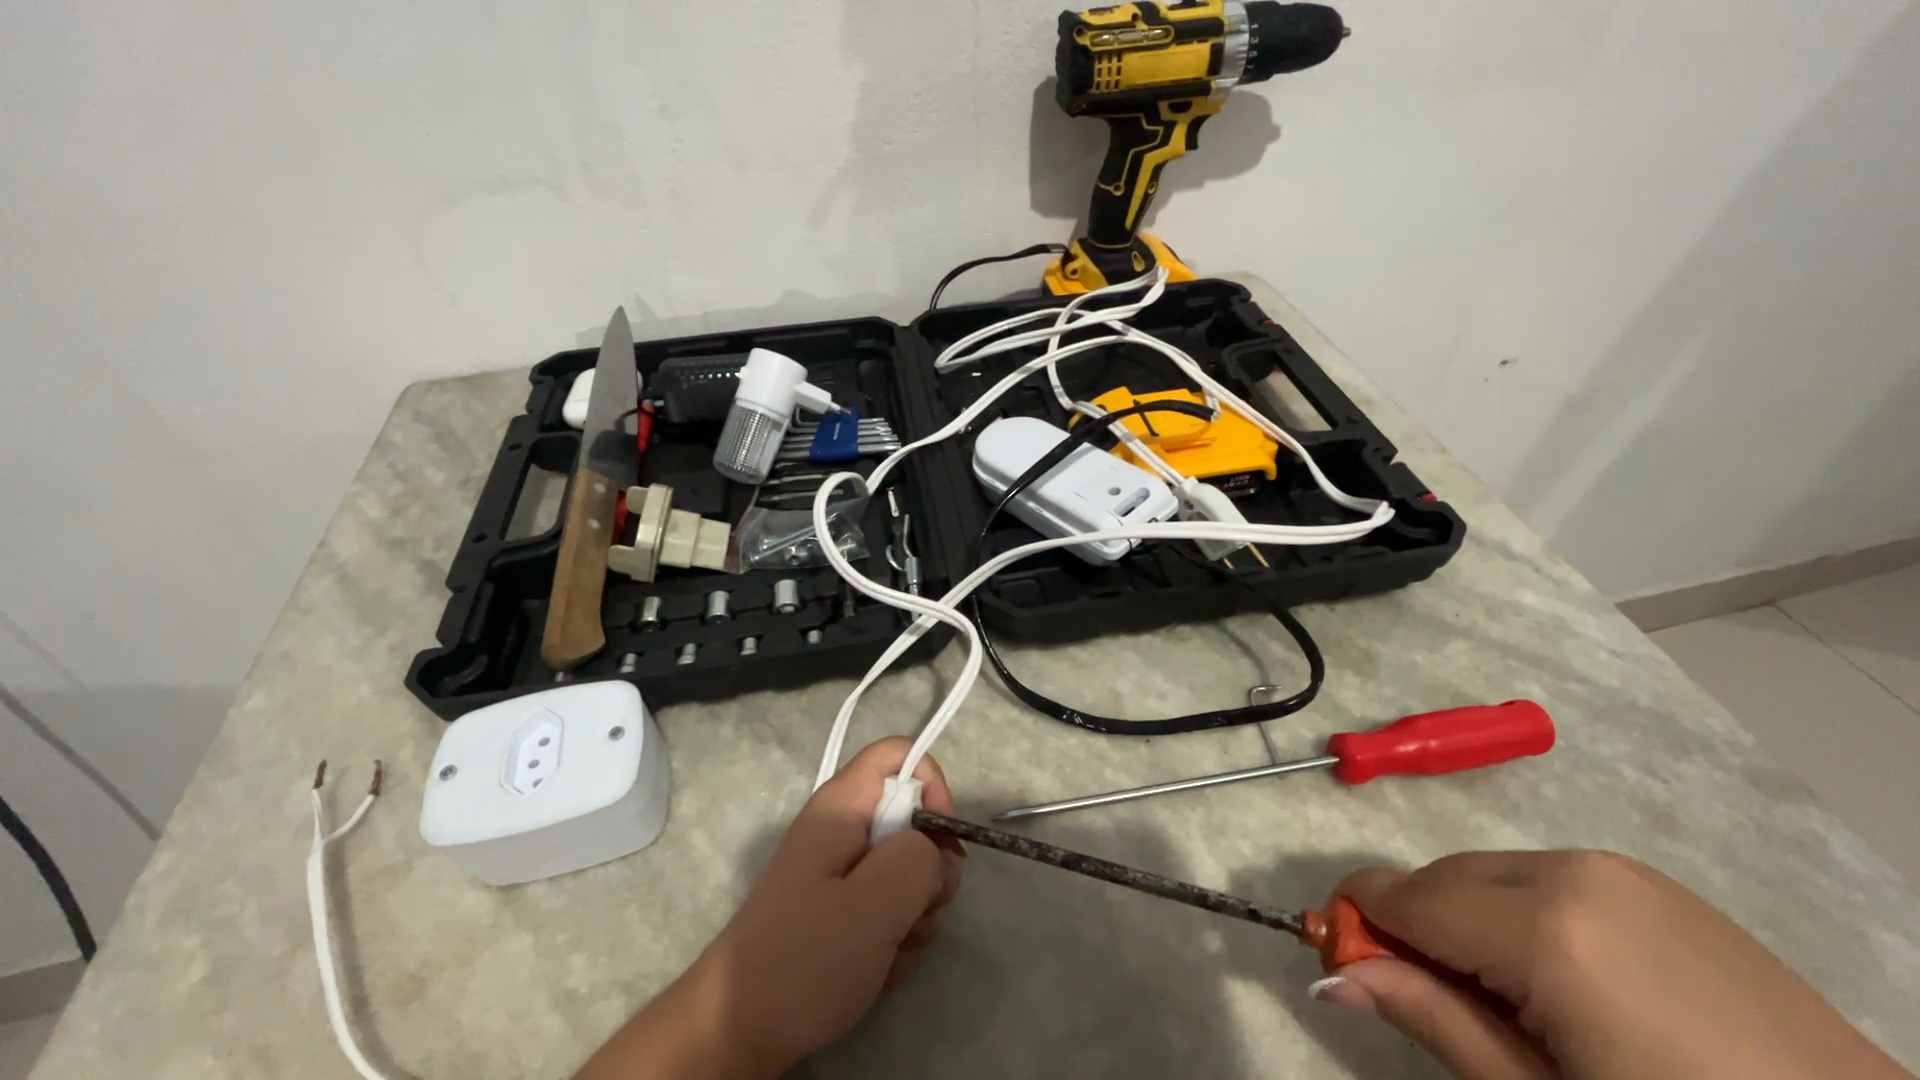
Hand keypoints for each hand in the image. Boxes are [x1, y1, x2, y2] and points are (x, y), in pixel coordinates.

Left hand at [575, 737, 962, 1079]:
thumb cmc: (804, 960)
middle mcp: (840, 831)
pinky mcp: (840, 913)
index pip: (898, 755)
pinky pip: (891, 910)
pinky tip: (879, 968)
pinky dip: (896, 938)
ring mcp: (840, 875)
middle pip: (913, 821)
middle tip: (915, 910)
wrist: (738, 1030)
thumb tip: (935, 851)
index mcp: (840, 808)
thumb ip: (919, 859)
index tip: (943, 842)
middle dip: (930, 868)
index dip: (932, 785)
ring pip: (908, 872)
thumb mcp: (875, 904)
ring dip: (915, 913)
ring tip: (889, 949)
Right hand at [1312, 850, 1911, 1079]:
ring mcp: (1621, 869)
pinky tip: (1558, 978)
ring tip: (1503, 999)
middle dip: (1413, 923)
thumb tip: (1331, 974)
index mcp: (1543, 925)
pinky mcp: (1656, 882)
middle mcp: (1572, 870)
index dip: (1357, 922)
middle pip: (1441, 875)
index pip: (1402, 894)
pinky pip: (1546, 878)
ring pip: (1490, 872)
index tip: (1340, 961)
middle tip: (1426, 1000)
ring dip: (1464, 917)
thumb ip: (1429, 1020)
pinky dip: (1517, 911)